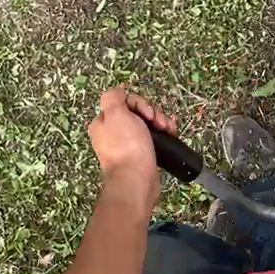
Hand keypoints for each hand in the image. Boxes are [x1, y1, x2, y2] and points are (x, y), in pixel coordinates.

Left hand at [86, 86, 174, 211]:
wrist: (136, 179)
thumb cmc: (127, 146)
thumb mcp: (115, 113)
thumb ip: (113, 97)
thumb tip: (119, 94)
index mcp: (103, 122)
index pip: (125, 101)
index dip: (140, 104)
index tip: (148, 115)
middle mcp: (112, 133)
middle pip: (137, 112)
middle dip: (153, 114)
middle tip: (161, 124)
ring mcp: (126, 145)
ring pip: (147, 124)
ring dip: (161, 123)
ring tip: (170, 131)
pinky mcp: (140, 155)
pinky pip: (152, 138)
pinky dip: (162, 135)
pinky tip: (171, 135)